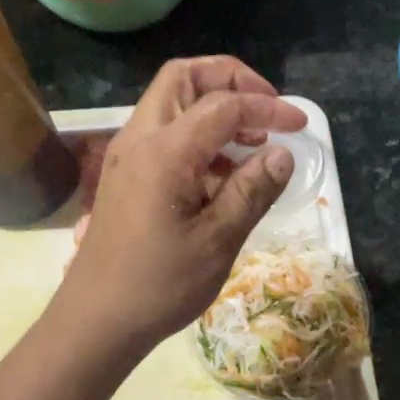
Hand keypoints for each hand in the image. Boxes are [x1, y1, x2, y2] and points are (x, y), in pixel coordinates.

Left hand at [59, 57, 306, 346]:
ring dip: (214, 106)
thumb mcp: (219, 240)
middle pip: (185, 78)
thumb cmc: (160, 284)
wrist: (98, 321)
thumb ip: (253, 190)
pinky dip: (199, 133)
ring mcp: (128, 156)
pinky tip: (226, 172)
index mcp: (165, 152)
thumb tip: (283, 155)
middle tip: (268, 107)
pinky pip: (164, 133)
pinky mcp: (127, 175)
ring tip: (254, 141)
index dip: (267, 110)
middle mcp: (140, 140)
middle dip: (231, 80)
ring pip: (172, 102)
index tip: (301, 128)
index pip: (224, 105)